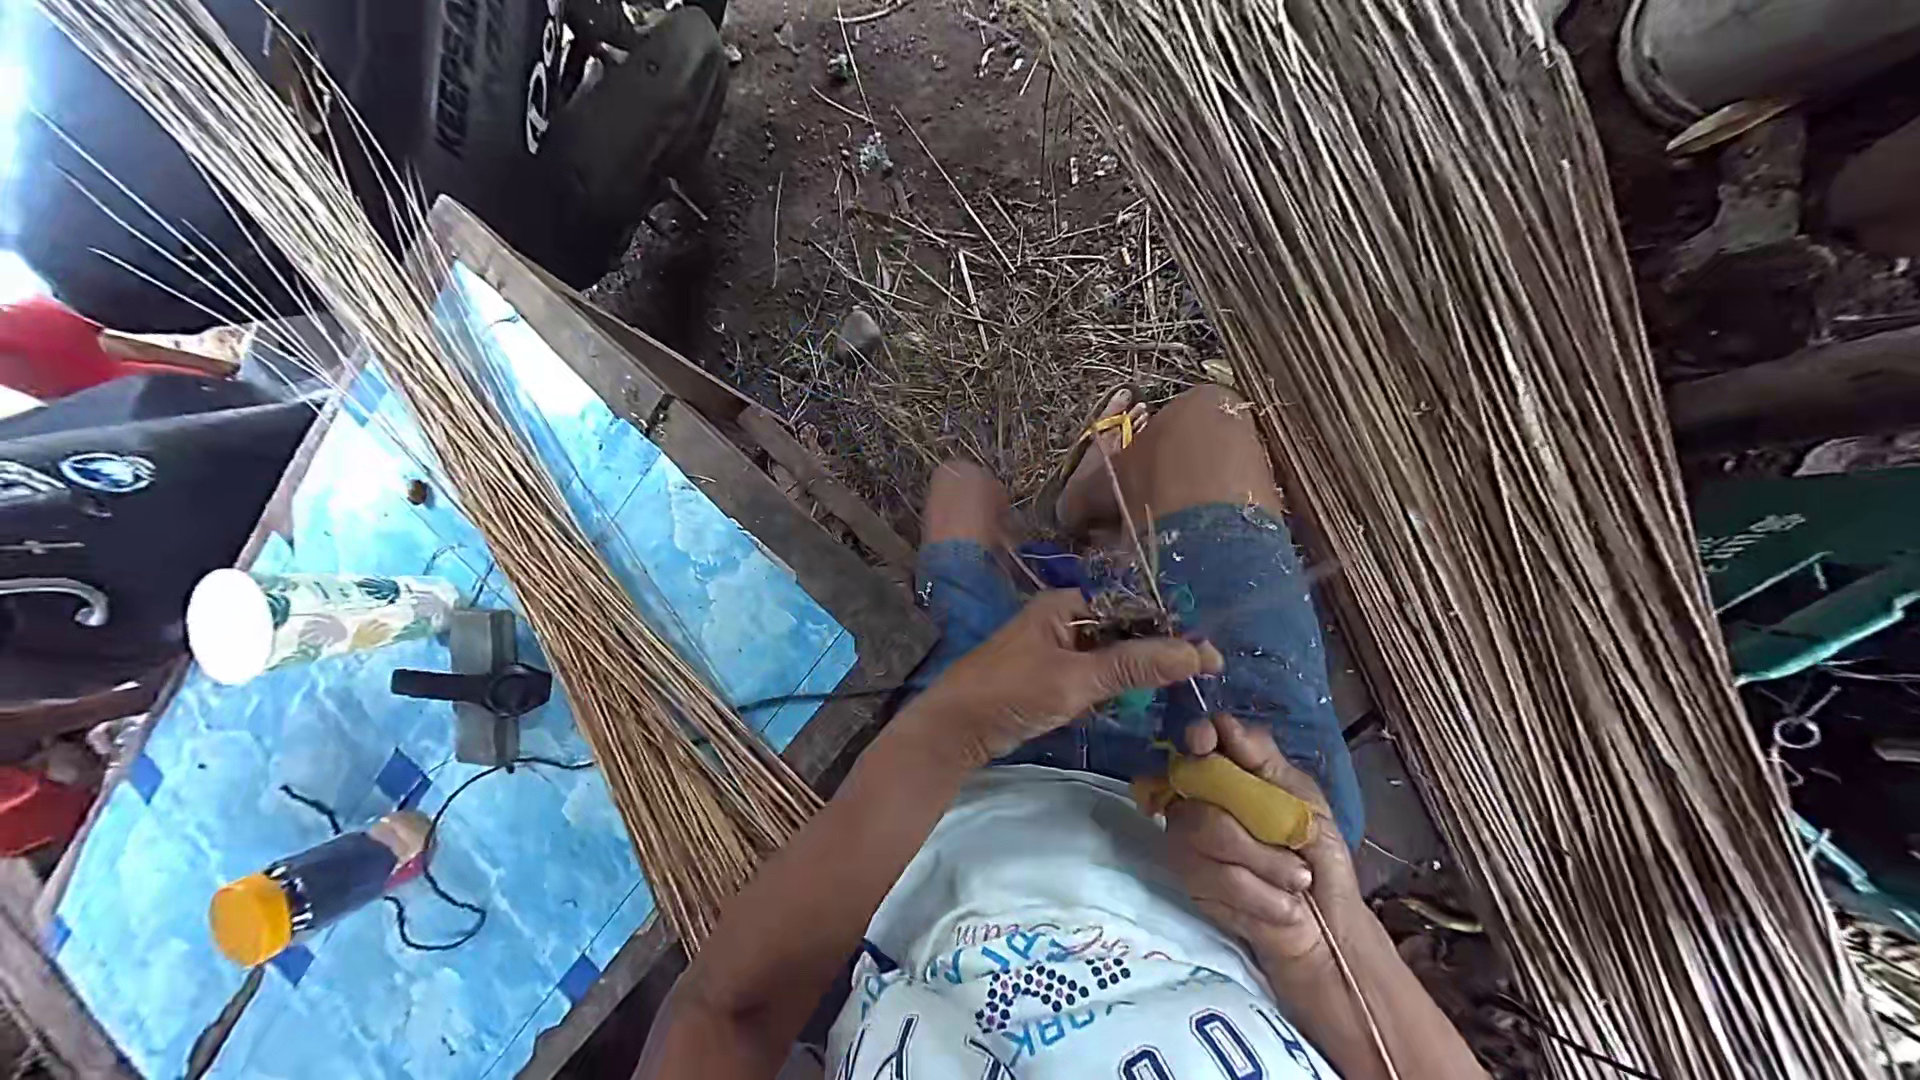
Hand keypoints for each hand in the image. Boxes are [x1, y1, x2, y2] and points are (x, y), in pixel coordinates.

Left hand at [907, 590, 1222, 764]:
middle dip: (1157, 655)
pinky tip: (1140, 702)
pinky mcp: (1052, 678)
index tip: (1208, 656)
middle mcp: (1063, 621)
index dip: (1169, 631)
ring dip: (1139, 675)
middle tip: (1202, 679)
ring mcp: (1056, 650)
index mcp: (1065, 605)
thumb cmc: (1011, 692)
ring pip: (1111, 658)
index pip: (1130, 609)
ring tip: (1181, 692)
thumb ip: (1133, 666)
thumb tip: (1195, 654)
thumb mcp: (1075, 679)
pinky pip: (1094, 677)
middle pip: (1123, 632)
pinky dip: (1115, 689)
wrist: (955, 730)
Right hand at [1162, 713, 1365, 970]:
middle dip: (1253, 821)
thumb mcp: (1304, 800)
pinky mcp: (1188, 877)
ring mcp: (1188, 836)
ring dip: (1262, 861)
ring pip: (1205, 830)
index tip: (1204, 743)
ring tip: (1295, 882)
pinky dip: (1257, 893)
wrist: (1328, 929)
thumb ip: (1263, 758)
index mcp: (1228, 771)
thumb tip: (1222, 723)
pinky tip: (1279, 904)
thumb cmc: (1319, 857)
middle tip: (1295, 846)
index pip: (1199, 740)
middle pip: (1198, 786)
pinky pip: (1213, 874)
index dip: (1198, 737)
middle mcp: (1198, 797)